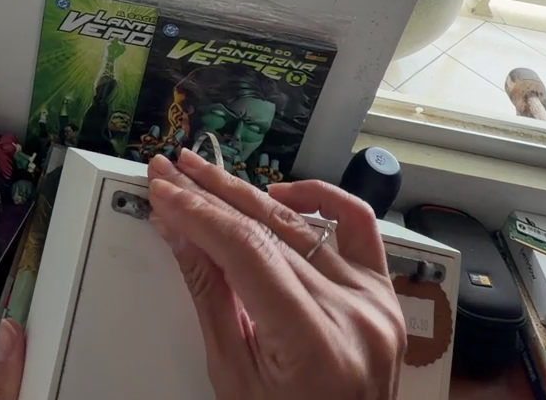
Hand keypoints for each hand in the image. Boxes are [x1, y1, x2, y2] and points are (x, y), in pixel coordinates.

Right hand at [147, 149, 405, 399]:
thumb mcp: (232, 373)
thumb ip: (208, 292)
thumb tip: (177, 228)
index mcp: (317, 346)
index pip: (245, 250)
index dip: (198, 213)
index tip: (164, 192)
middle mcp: (354, 317)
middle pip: (266, 229)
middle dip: (209, 195)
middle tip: (172, 171)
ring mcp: (373, 302)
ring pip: (297, 222)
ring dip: (243, 191)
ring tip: (205, 174)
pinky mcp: (381, 293)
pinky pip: (357, 225)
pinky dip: (319, 197)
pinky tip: (278, 191)